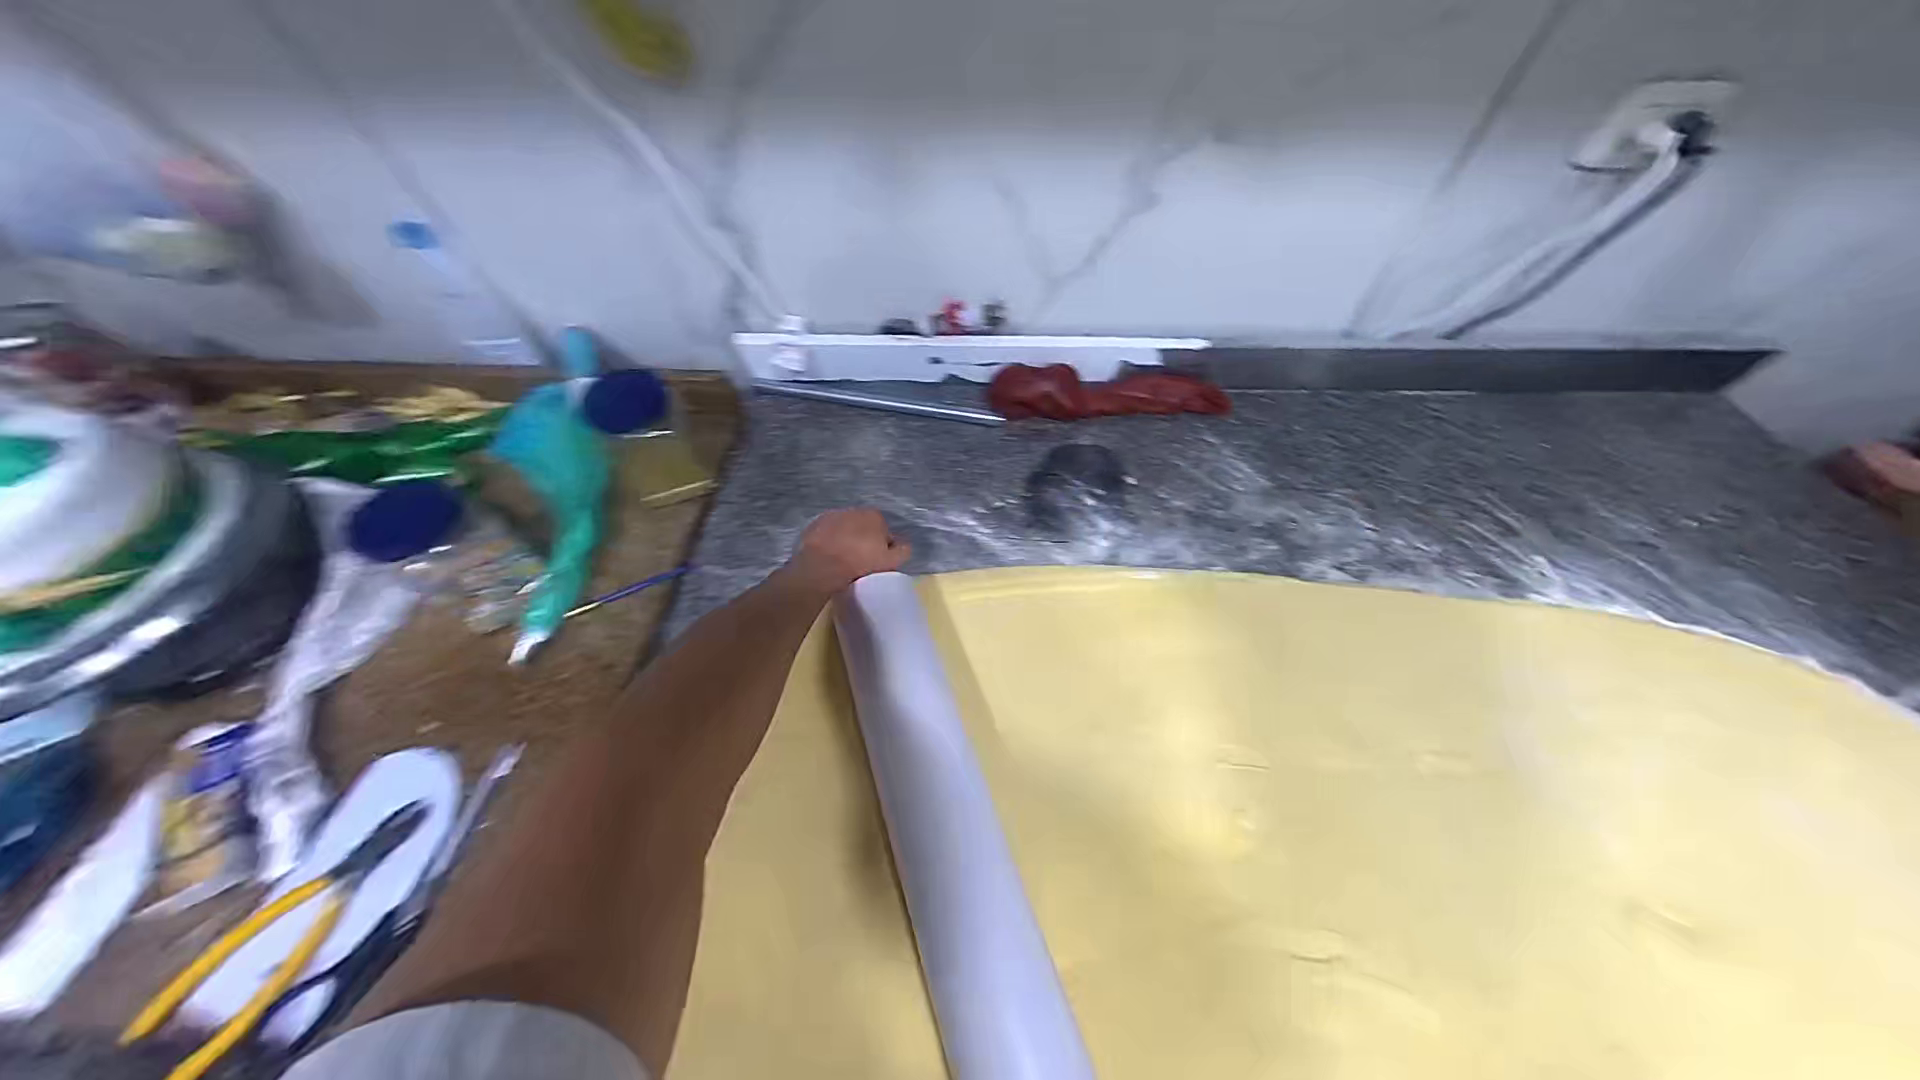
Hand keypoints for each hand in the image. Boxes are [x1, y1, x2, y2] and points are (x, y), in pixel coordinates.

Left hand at [783, 508, 910, 594]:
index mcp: (875, 516)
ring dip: (845, 538)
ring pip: (844, 528)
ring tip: (842, 559)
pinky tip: (828, 555)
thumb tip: (903, 544)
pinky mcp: (814, 525)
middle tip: (860, 560)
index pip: (884, 531)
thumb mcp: (891, 562)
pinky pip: (826, 533)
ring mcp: (832, 516)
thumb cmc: (860, 564)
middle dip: (863, 539)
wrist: (822, 567)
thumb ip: (903, 550)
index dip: (882, 546)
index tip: (876, 560)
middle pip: (863, 527)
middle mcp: (854, 510)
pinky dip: (828, 540)